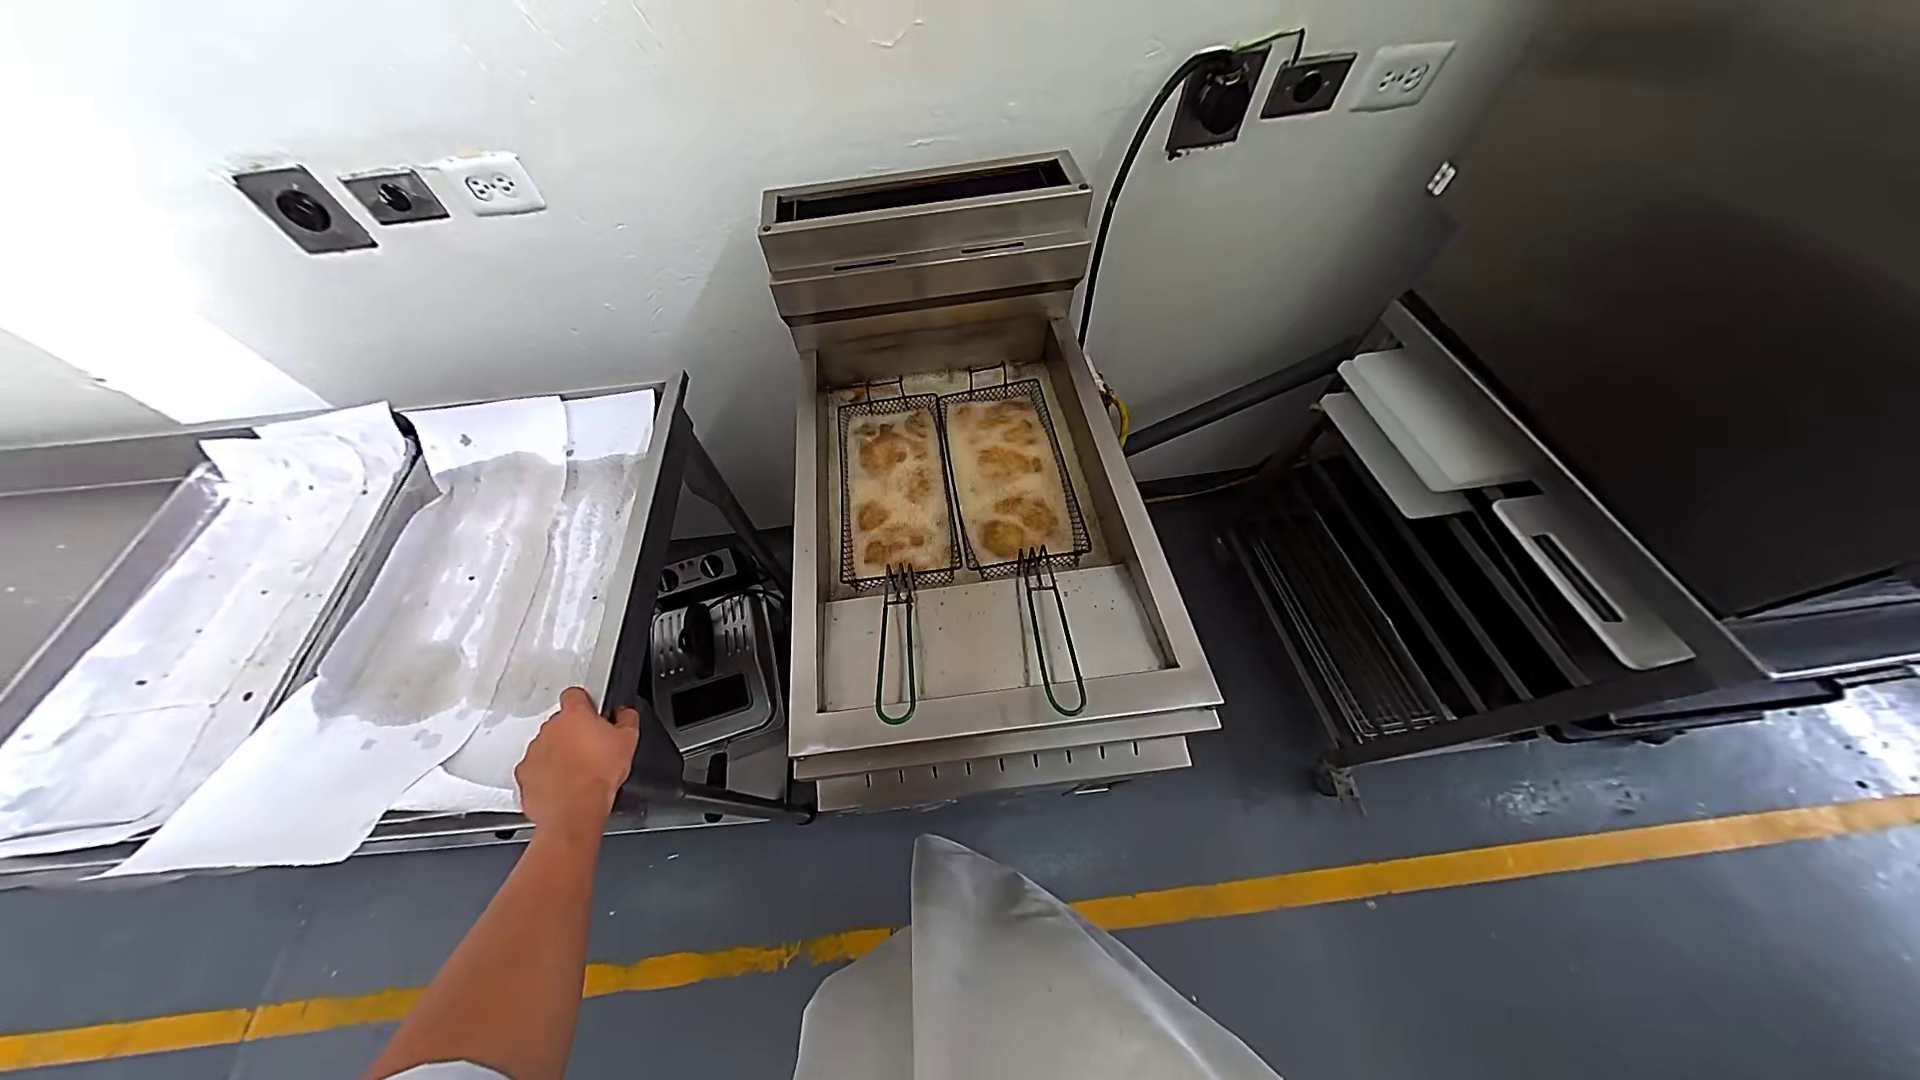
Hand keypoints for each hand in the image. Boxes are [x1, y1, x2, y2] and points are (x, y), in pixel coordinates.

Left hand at [515, 687, 639, 836]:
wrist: (575, 809)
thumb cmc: (600, 774)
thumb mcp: (629, 739)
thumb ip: (628, 717)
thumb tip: (624, 713)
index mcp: (575, 715)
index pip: (575, 693)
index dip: (585, 701)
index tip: (593, 712)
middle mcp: (550, 728)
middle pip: (562, 721)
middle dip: (574, 730)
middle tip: (592, 746)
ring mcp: (534, 750)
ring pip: (548, 743)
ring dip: (560, 751)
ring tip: (579, 768)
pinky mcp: (524, 772)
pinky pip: (536, 766)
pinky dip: (547, 771)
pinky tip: (565, 781)